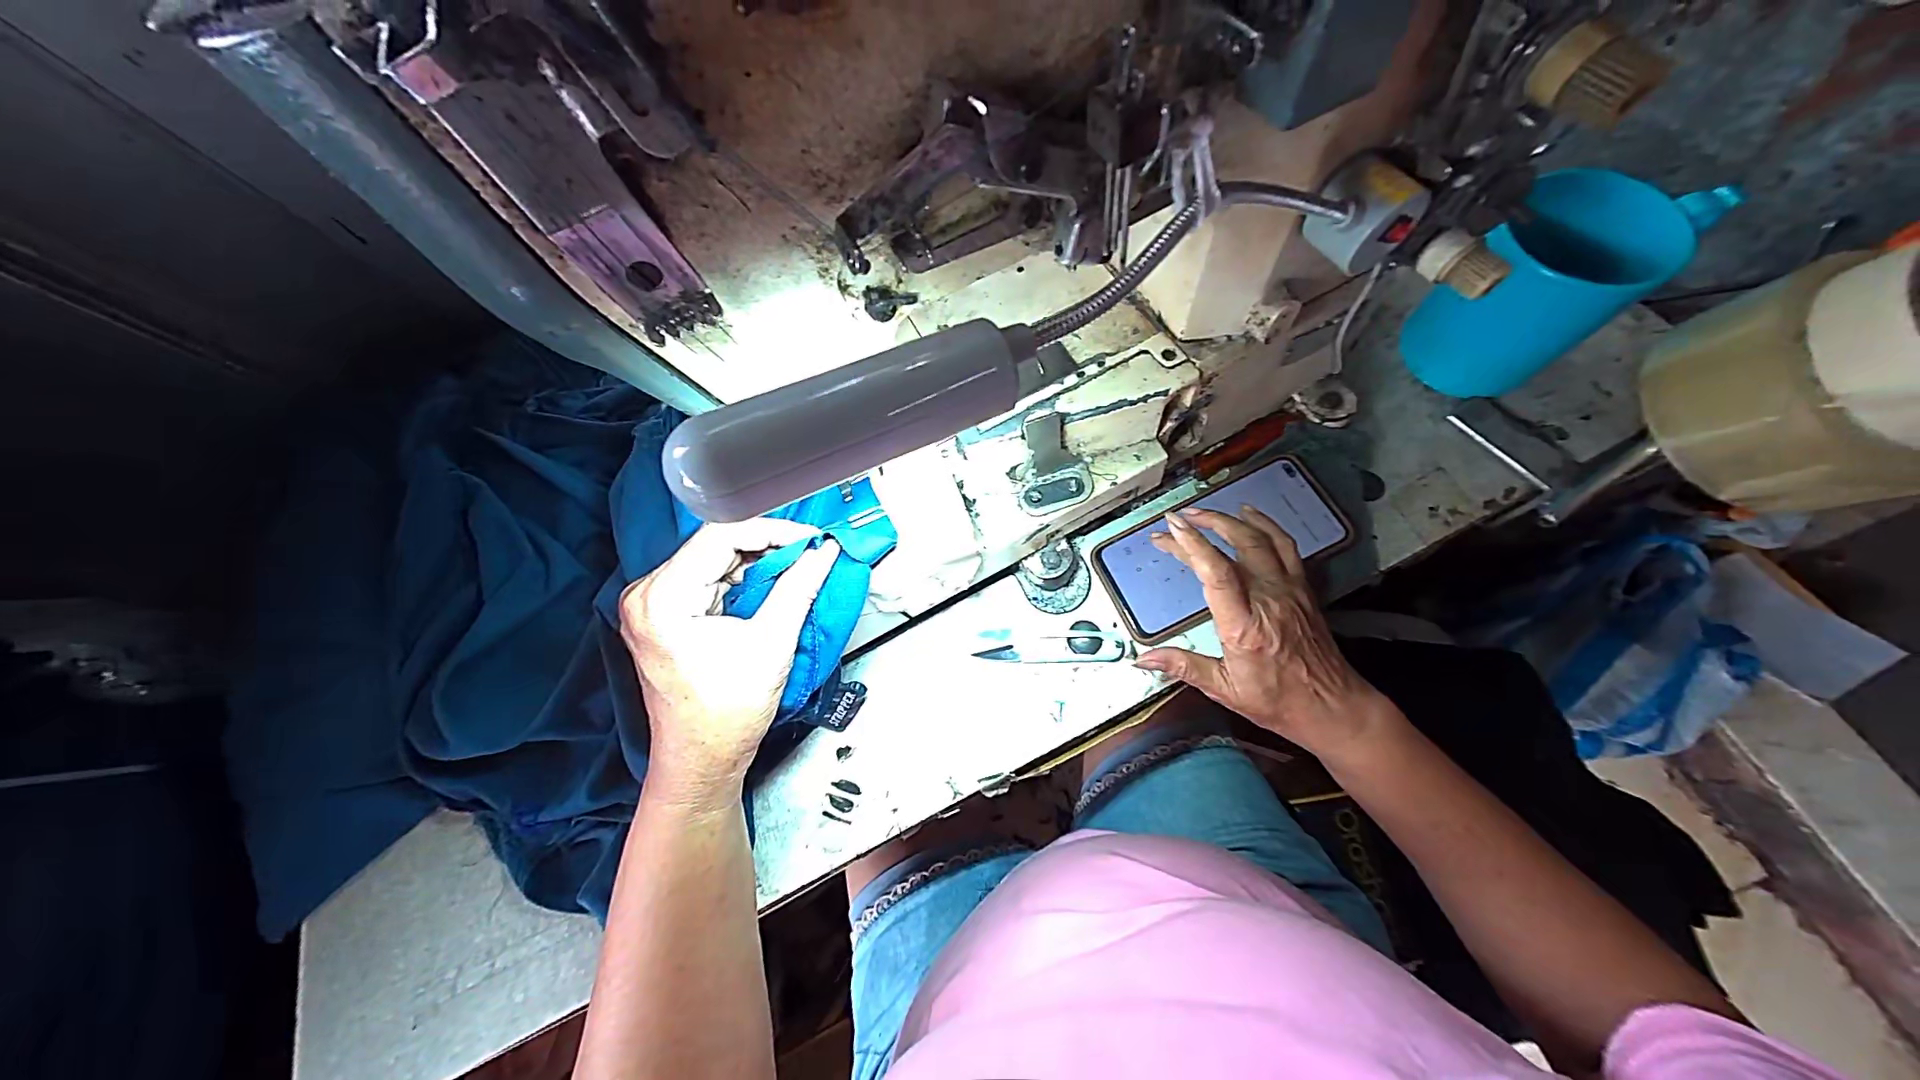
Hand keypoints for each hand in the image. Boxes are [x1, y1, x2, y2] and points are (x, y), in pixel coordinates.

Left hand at [619, 519, 839, 795]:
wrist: (702, 760)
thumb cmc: (725, 716)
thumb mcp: (772, 642)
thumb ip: (798, 587)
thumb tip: (822, 553)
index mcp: (663, 599)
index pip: (721, 537)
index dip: (772, 531)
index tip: (808, 539)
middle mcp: (647, 595)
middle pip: (714, 546)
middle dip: (766, 547)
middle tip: (808, 552)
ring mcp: (651, 605)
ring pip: (712, 561)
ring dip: (755, 563)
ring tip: (794, 569)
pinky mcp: (663, 616)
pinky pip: (706, 580)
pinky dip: (740, 580)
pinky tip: (768, 586)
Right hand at [1136, 506, 1393, 757]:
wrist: (1333, 706)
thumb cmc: (1280, 701)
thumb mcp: (1225, 690)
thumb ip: (1183, 667)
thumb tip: (1144, 660)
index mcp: (1245, 626)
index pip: (1217, 573)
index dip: (1192, 545)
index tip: (1172, 527)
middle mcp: (1270, 600)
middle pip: (1237, 546)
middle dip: (1203, 525)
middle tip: (1176, 520)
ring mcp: (1290, 590)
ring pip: (1261, 539)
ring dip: (1229, 520)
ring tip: (1203, 513)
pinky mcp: (1302, 588)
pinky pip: (1285, 545)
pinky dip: (1264, 524)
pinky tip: (1248, 515)